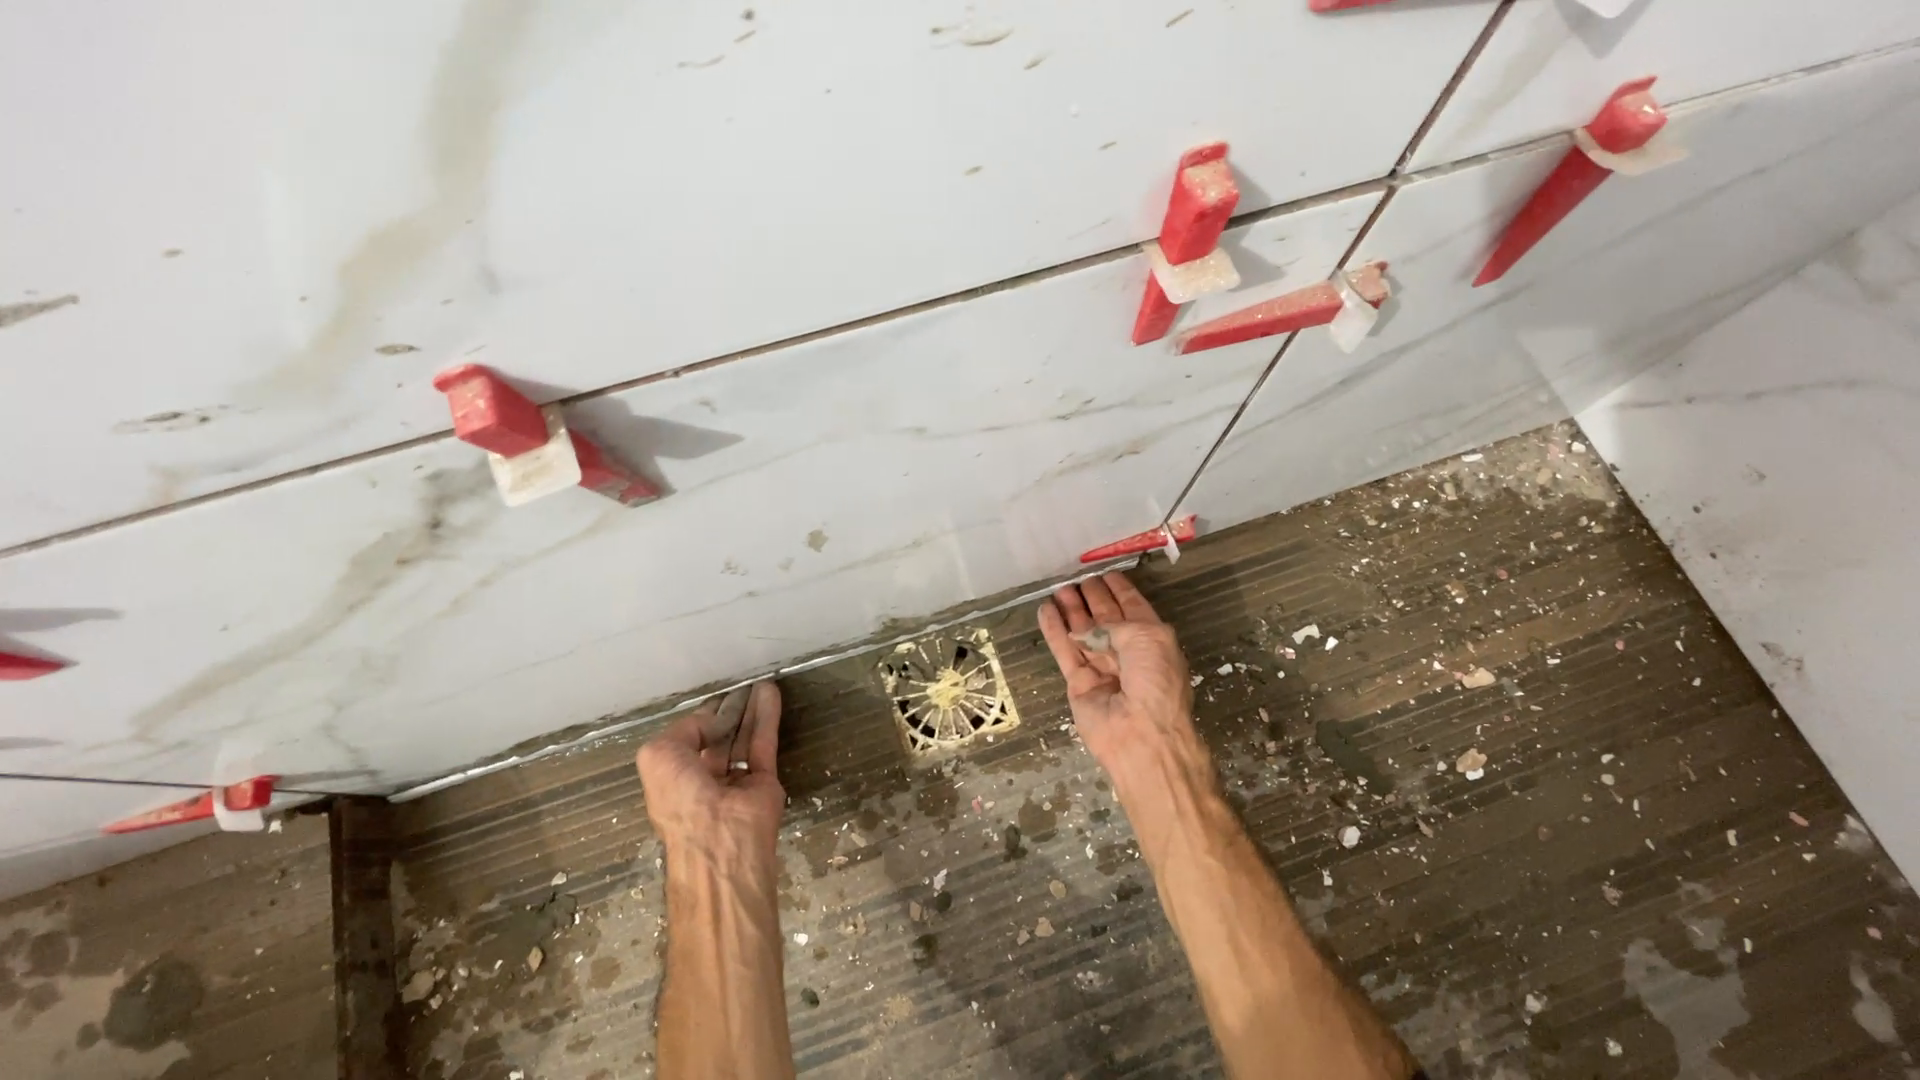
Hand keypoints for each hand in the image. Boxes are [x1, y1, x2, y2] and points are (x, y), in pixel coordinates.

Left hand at [636, 680, 785, 859]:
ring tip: (758, 680)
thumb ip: (685, 729)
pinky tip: (770, 692)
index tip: (715, 698)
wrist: (720, 840)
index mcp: (672, 779)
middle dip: (728, 713)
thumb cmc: (680, 799)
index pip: (687, 742)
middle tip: (740, 686)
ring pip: (742, 738)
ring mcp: (736, 782)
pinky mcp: (765, 781)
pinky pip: (763, 743)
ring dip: (750, 710)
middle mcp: (703, 781)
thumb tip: (716, 722)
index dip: (699, 719)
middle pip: (718, 738)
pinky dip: (767, 717)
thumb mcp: (659, 755)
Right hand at [1037, 573, 1209, 793]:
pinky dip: (1055, 631)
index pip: (1133, 609)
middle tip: (1076, 578)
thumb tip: (1093, 628)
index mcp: (1152, 641)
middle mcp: (1128, 654)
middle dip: (1093, 597)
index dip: (1120, 591)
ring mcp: (1102, 669)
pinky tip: (1046, 610)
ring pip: (1083, 633)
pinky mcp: (1078, 683)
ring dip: (1071, 610)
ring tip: (1058, 588)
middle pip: (1106, 619)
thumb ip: (1120, 624)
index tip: (1105, 573)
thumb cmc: (1155, 682)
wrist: (1140, 734)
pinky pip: (1065, 652)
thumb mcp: (1150, 639)